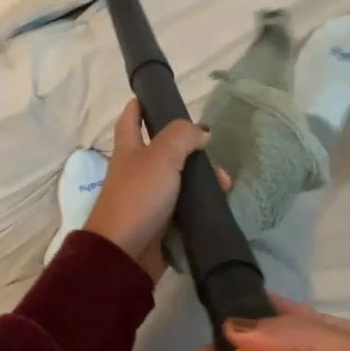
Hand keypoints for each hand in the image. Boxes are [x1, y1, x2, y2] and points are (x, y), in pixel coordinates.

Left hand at [82, 100, 226, 280]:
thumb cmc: (138, 197)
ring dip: (202, 179)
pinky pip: (185, 208)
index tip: (154, 97)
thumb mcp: (161, 156)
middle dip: (189, 148)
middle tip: (212, 148)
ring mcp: (148, 199)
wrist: (125, 253)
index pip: (130, 119)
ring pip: (179, 180)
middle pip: (163, 151)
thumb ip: (182, 136)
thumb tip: (202, 132)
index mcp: (128, 149)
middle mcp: (136, 171)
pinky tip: (220, 203)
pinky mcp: (161, 223)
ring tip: (224, 183)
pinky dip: (201, 204)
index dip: (139, 106)